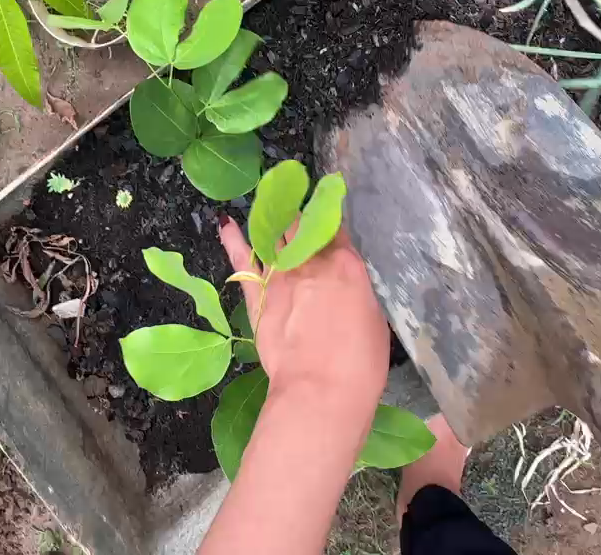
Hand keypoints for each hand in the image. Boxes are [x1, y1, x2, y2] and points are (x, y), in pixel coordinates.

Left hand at [218, 217, 389, 409]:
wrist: (319, 393)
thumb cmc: (359, 364)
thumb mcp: (374, 319)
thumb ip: (356, 291)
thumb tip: (345, 284)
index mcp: (345, 264)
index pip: (334, 228)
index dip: (327, 218)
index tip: (324, 211)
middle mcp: (310, 261)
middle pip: (301, 225)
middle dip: (299, 218)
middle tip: (298, 216)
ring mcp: (279, 275)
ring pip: (273, 234)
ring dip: (272, 221)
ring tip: (271, 207)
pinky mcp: (257, 295)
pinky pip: (242, 261)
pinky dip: (233, 241)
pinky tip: (226, 224)